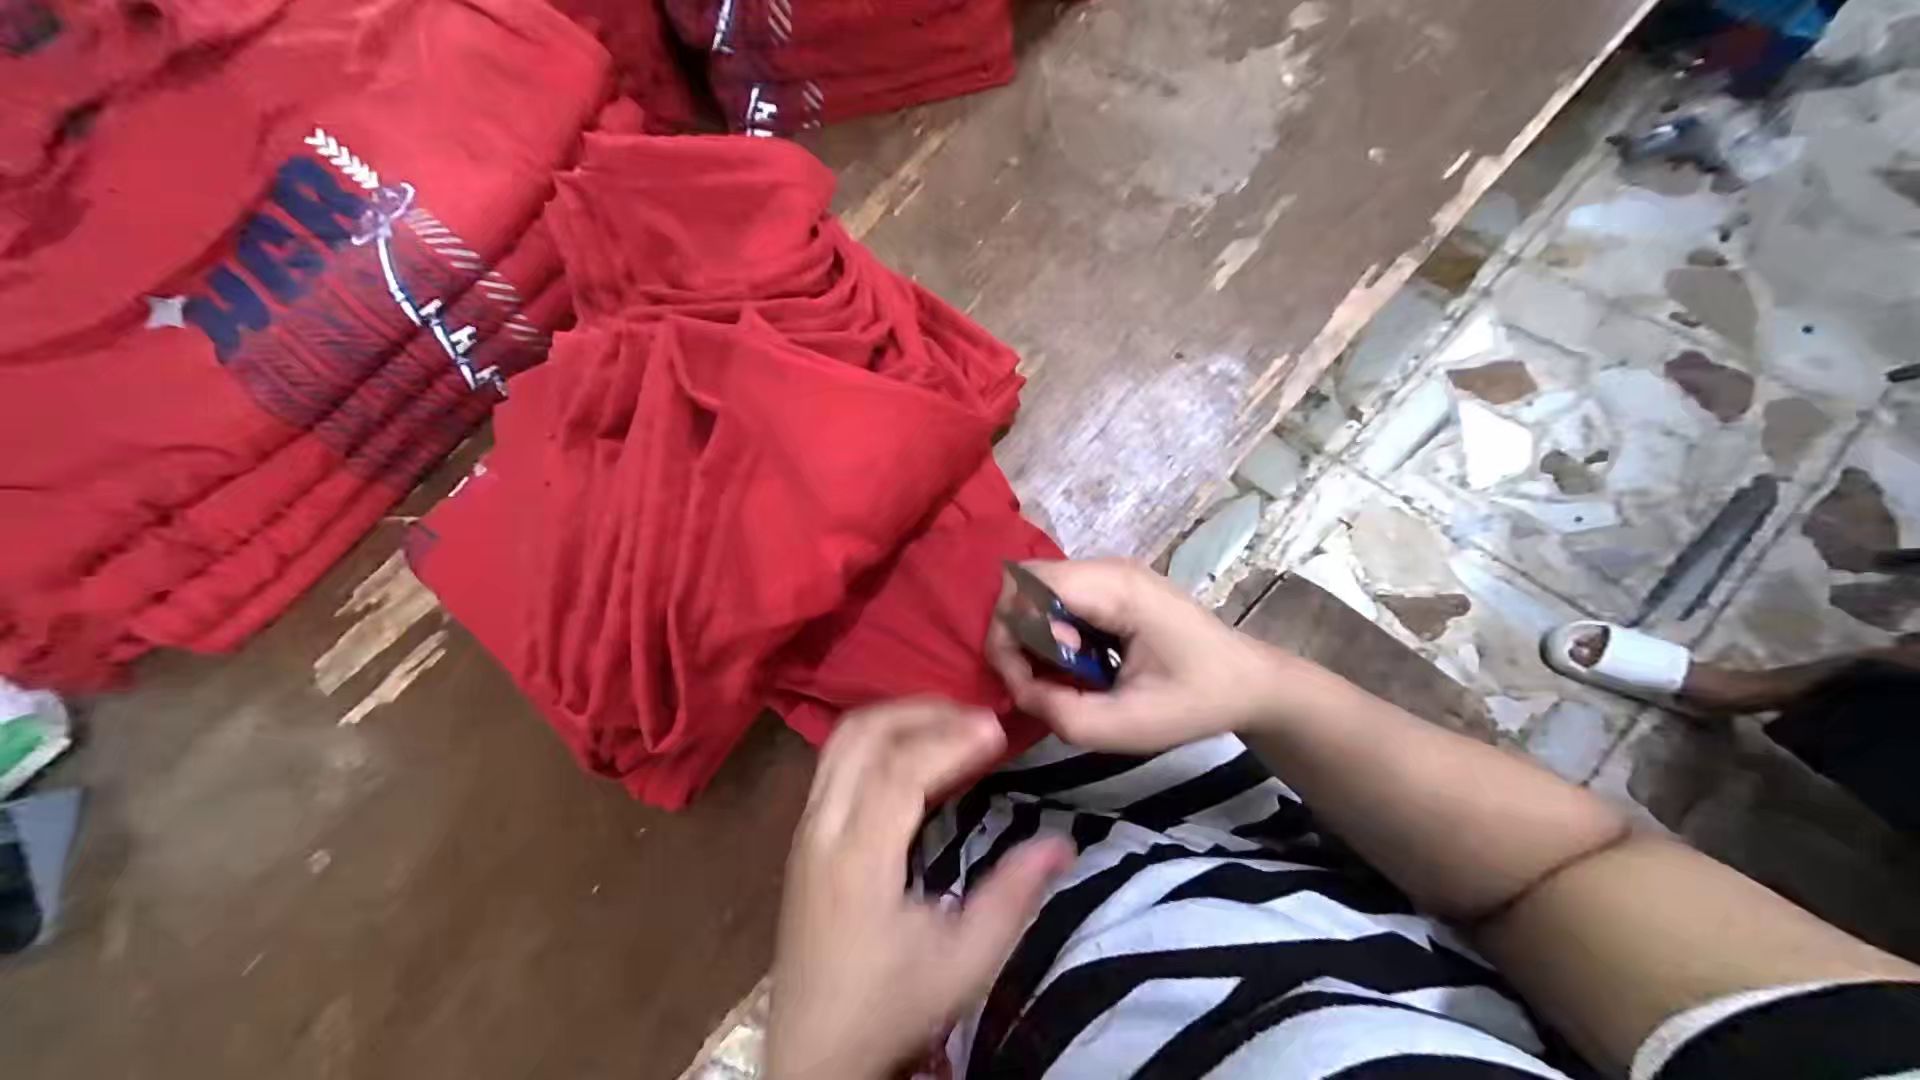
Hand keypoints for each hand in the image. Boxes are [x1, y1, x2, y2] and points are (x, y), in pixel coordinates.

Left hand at [768, 699, 1075, 1079]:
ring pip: (843, 739)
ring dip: (898, 718)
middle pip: (863, 734)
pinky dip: (878, 737)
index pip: (901, 770)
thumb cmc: (889, 1007)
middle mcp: (821, 827)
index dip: (952, 740)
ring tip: (951, 723)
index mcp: (857, 859)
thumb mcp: (963, 963)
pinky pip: (836, 758)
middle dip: (923, 712)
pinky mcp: (803, 832)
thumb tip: (1062, 841)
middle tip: (976, 718)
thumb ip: (1013, 895)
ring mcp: (805, 826)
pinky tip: (914, 750)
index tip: (998, 730)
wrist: (812, 1052)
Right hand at [986, 558, 1296, 752]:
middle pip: (1025, 584)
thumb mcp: (1129, 726)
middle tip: (1037, 681)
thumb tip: (1021, 691)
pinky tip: (1076, 665)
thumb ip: (1063, 714)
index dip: (1013, 635)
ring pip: (1037, 593)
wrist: (1249, 683)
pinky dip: (1049, 634)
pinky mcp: (1109, 589)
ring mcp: (1108, 575)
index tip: (1032, 683)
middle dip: (1015, 635)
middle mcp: (1107, 569)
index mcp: (1116, 589)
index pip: (1029, 587)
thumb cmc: (1196, 701)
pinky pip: (1057, 602)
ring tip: (1061, 677)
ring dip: (1032, 637)